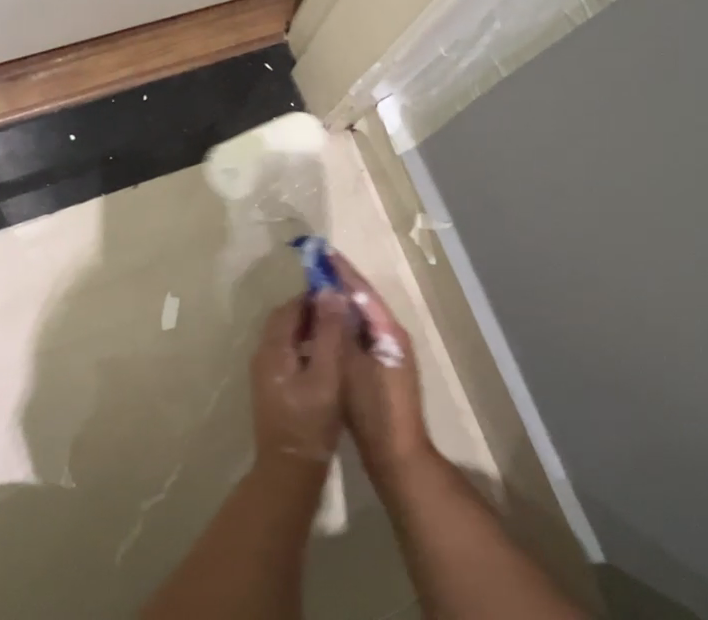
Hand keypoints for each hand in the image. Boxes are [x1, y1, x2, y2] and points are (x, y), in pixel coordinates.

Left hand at [249, 291, 351, 466]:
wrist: (289, 470)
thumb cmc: (310, 421)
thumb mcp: (327, 375)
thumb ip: (329, 333)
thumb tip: (330, 292)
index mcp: (273, 349)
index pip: (290, 308)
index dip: (313, 297)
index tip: (339, 294)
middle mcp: (263, 355)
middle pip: (285, 321)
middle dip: (311, 311)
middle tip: (341, 312)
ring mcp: (265, 373)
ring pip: (287, 338)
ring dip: (310, 329)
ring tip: (339, 332)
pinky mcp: (272, 388)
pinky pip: (288, 354)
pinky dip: (306, 347)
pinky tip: (328, 358)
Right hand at [332, 254, 434, 482]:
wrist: (396, 456)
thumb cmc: (374, 409)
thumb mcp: (351, 366)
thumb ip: (340, 329)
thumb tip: (328, 295)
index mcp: (388, 332)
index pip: (362, 292)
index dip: (342, 271)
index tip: (321, 251)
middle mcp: (391, 337)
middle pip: (362, 302)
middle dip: (338, 283)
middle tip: (311, 267)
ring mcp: (386, 355)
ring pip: (359, 320)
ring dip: (337, 304)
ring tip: (310, 291)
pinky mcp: (378, 370)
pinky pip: (356, 337)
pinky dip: (338, 327)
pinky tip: (319, 328)